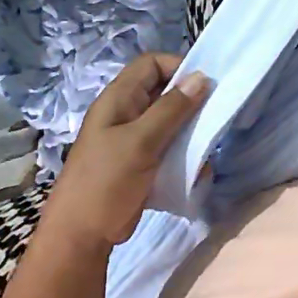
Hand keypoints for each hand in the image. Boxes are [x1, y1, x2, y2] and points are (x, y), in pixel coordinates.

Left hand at [40, 54, 210, 246]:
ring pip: (168, 122)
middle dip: (189, 101)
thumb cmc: (107, 180)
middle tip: (214, 115)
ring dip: (189, 131)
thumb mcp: (141, 141)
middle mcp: (125, 113)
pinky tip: (198, 168)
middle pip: (162, 92)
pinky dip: (183, 154)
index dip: (178, 67)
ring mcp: (132, 139)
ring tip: (208, 144)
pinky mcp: (140, 163)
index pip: (150, 64)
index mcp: (118, 99)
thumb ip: (171, 109)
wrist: (83, 232)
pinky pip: (167, 148)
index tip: (206, 85)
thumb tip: (201, 77)